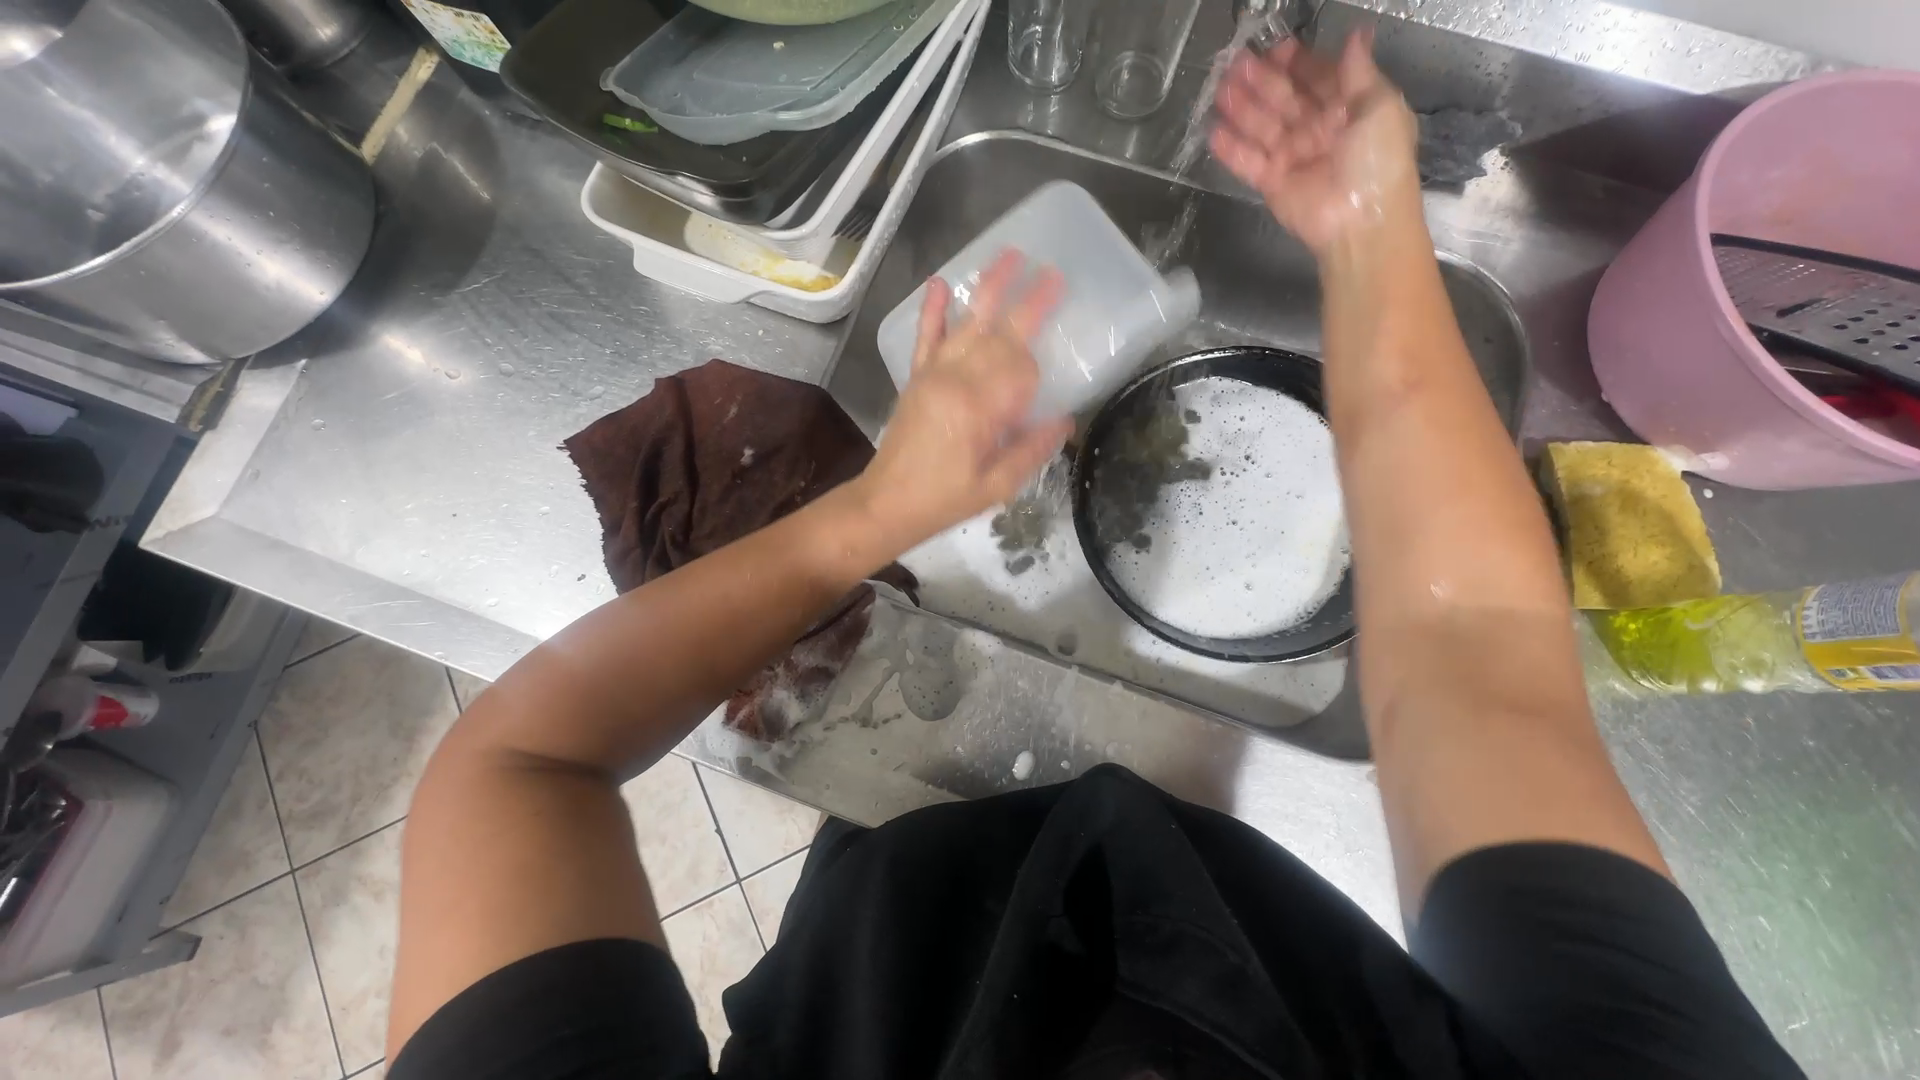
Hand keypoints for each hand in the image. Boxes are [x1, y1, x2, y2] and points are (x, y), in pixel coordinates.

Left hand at [854, 250, 1075, 549]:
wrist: (886, 504)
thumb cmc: (944, 501)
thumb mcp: (997, 487)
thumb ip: (1031, 451)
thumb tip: (1065, 421)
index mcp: (979, 410)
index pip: (1021, 370)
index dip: (1037, 368)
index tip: (1048, 374)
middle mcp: (956, 380)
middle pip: (999, 335)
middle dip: (1028, 302)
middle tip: (1052, 271)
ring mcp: (934, 374)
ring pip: (968, 323)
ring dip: (989, 288)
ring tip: (1009, 255)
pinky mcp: (917, 377)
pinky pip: (926, 337)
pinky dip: (933, 310)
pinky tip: (939, 282)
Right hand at [1210, 28, 1419, 256]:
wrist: (1361, 222)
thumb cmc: (1377, 161)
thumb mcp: (1380, 106)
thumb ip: (1360, 72)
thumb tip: (1356, 34)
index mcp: (1348, 108)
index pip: (1317, 78)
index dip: (1296, 63)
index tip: (1275, 49)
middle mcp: (1318, 130)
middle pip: (1284, 100)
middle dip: (1261, 82)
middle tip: (1236, 64)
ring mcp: (1293, 157)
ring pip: (1262, 127)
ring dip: (1242, 109)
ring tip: (1220, 92)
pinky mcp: (1272, 184)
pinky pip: (1248, 163)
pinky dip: (1231, 150)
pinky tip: (1214, 132)